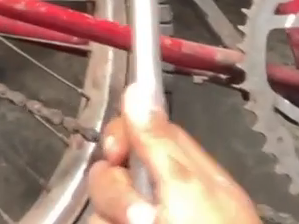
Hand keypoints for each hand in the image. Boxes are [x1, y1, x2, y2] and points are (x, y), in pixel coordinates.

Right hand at [88, 90, 259, 223]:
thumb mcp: (189, 196)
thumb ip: (159, 143)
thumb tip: (136, 87)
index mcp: (194, 181)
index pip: (148, 131)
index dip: (125, 134)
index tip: (116, 153)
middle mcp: (169, 204)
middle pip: (116, 170)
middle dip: (115, 192)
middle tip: (140, 219)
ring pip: (104, 207)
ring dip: (111, 220)